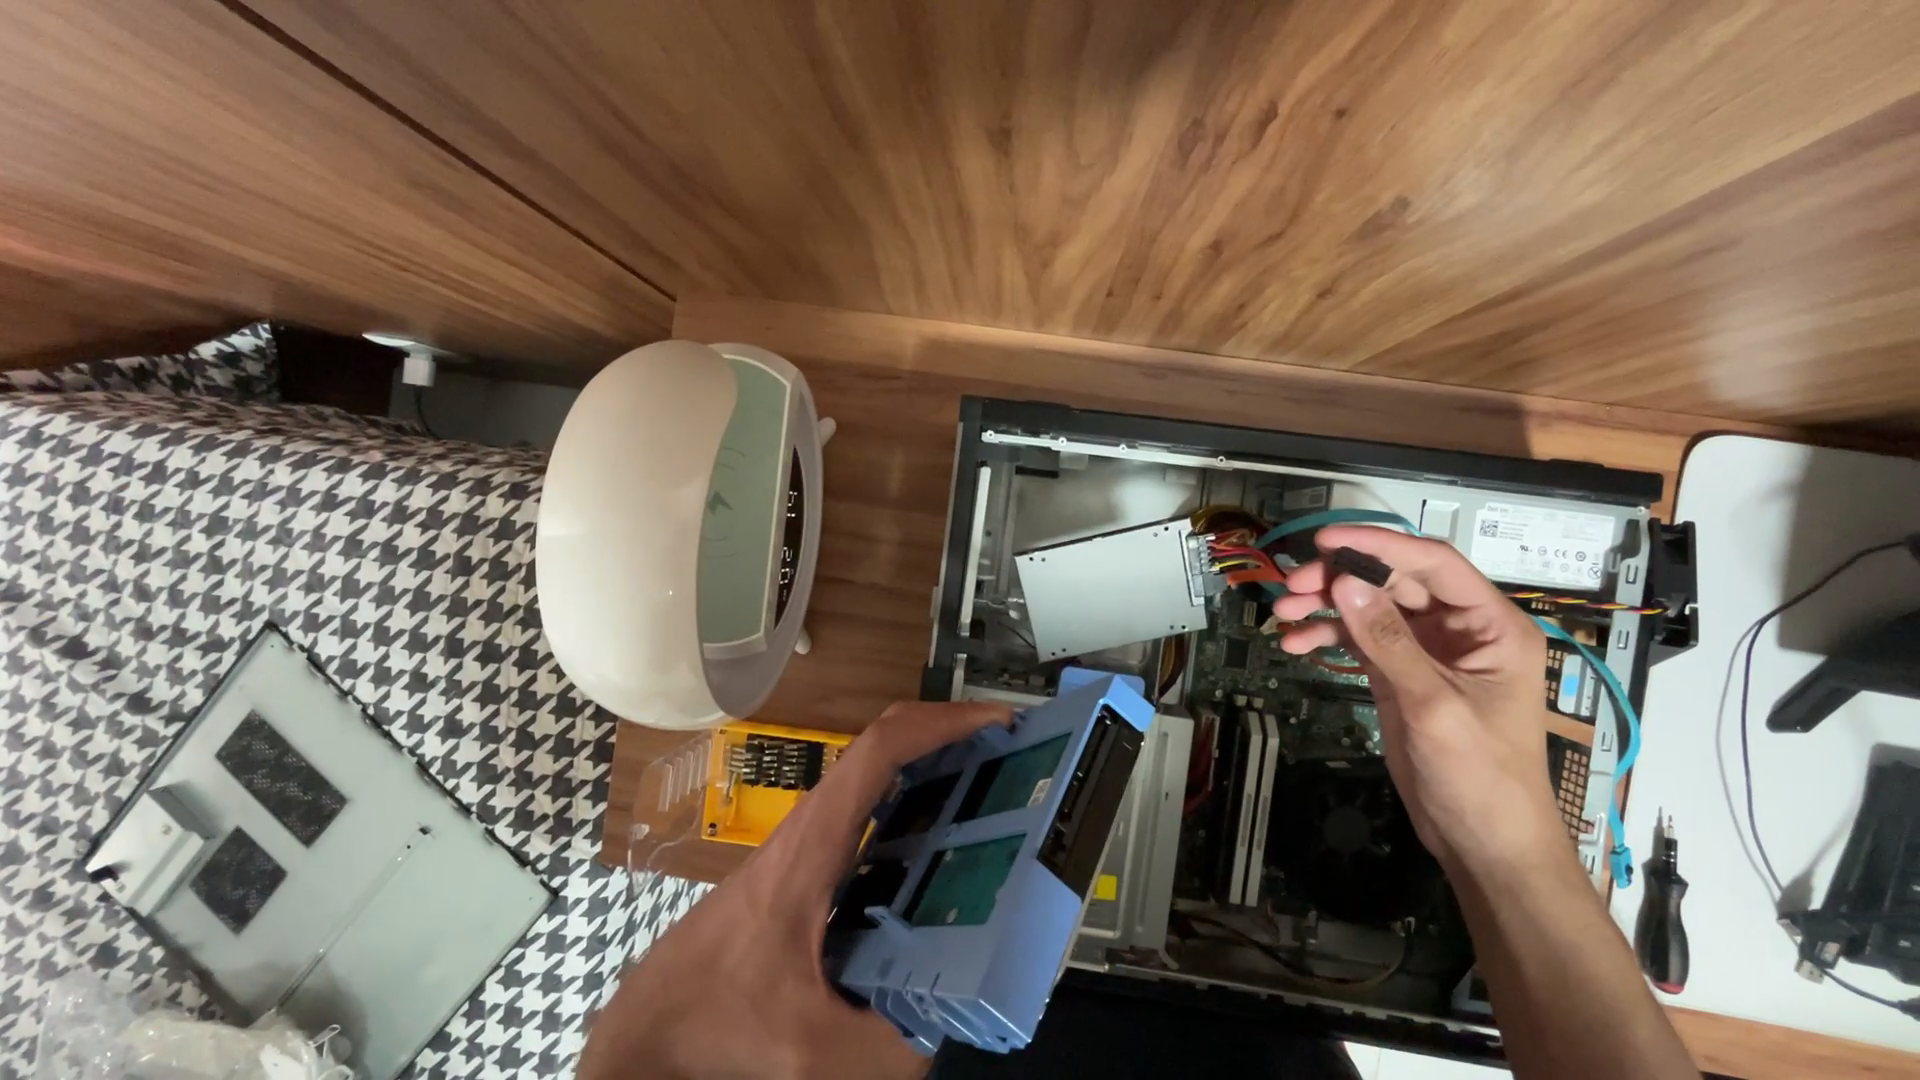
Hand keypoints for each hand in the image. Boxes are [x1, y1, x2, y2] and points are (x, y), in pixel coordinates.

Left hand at [579, 701, 1011, 1079]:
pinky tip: (939, 855)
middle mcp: (814, 826)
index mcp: (815, 842)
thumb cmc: (715, 1017)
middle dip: (950, 734)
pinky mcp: (805, 865)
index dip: (942, 722)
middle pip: (886, 746)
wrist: (651, 1027)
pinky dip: (910, 808)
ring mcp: (808, 842)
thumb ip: (885, 1050)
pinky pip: (867, 815)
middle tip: (1011, 756)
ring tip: (990, 794)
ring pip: (876, 777)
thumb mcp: (808, 1048)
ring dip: (931, 767)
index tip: (996, 723)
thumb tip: (940, 1038)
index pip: (882, 749)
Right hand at [1272, 526, 1567, 875]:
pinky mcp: (1401, 673)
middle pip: (1393, 581)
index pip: (1433, 563)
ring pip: (1370, 607)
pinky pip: (1360, 639)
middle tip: (1292, 586)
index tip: (1324, 541)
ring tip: (1284, 614)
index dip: (1378, 544)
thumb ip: (1388, 640)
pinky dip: (1328, 636)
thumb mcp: (1433, 704)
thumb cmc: (1480, 776)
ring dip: (1327, 606)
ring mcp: (1427, 651)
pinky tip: (1298, 643)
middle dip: (1341, 579)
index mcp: (1491, 624)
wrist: (1484, 842)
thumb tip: (1343, 582)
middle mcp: (1460, 628)